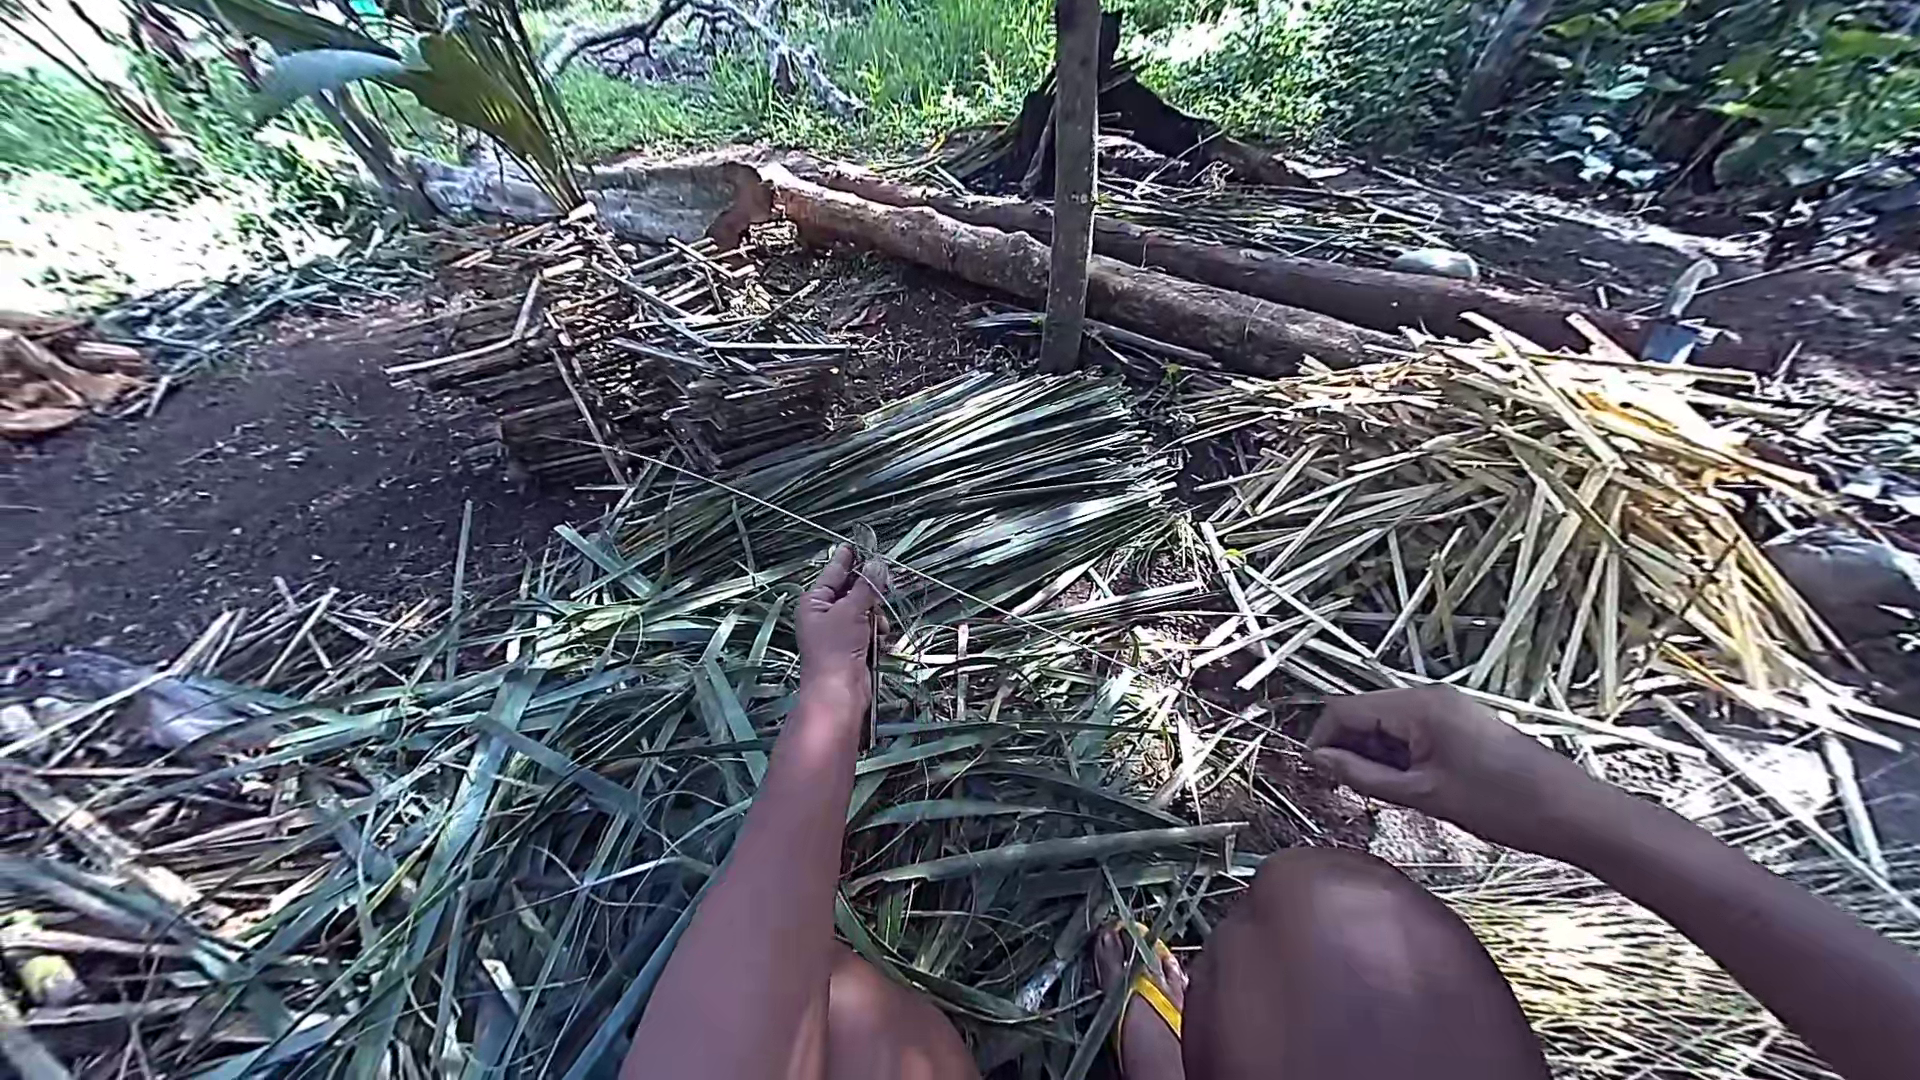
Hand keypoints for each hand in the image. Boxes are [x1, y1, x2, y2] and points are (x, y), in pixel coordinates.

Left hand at [796, 544, 888, 699]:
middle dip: (868, 592)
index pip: (834, 573)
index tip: (855, 545)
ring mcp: (839, 630)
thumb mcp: (851, 611)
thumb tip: (877, 564)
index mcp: (814, 601)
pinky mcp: (853, 645)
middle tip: (884, 584)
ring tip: (878, 626)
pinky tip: (879, 639)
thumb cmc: (836, 648)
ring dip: (875, 616)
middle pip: (852, 591)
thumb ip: (866, 587)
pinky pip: (869, 628)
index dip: (847, 560)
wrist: (839, 691)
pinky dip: (876, 632)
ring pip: (865, 609)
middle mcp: (824, 613)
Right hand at [1306, 686, 1625, 858]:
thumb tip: (1317, 760)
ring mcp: (1445, 706)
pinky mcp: (1459, 719)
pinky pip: (1410, 728)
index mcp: (1416, 706)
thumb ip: (1361, 774)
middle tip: (1348, 784)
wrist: (1584, 816)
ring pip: (1385, 721)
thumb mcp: (1423, 794)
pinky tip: (1410, 780)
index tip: (1317, 770)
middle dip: (1348, 745)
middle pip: (1363, 712)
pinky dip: (1398, 751)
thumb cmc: (1503, 806)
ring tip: (1384, 787)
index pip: (1344, 710)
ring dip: (1374, 751)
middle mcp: (1426, 696)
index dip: (1323, 738)